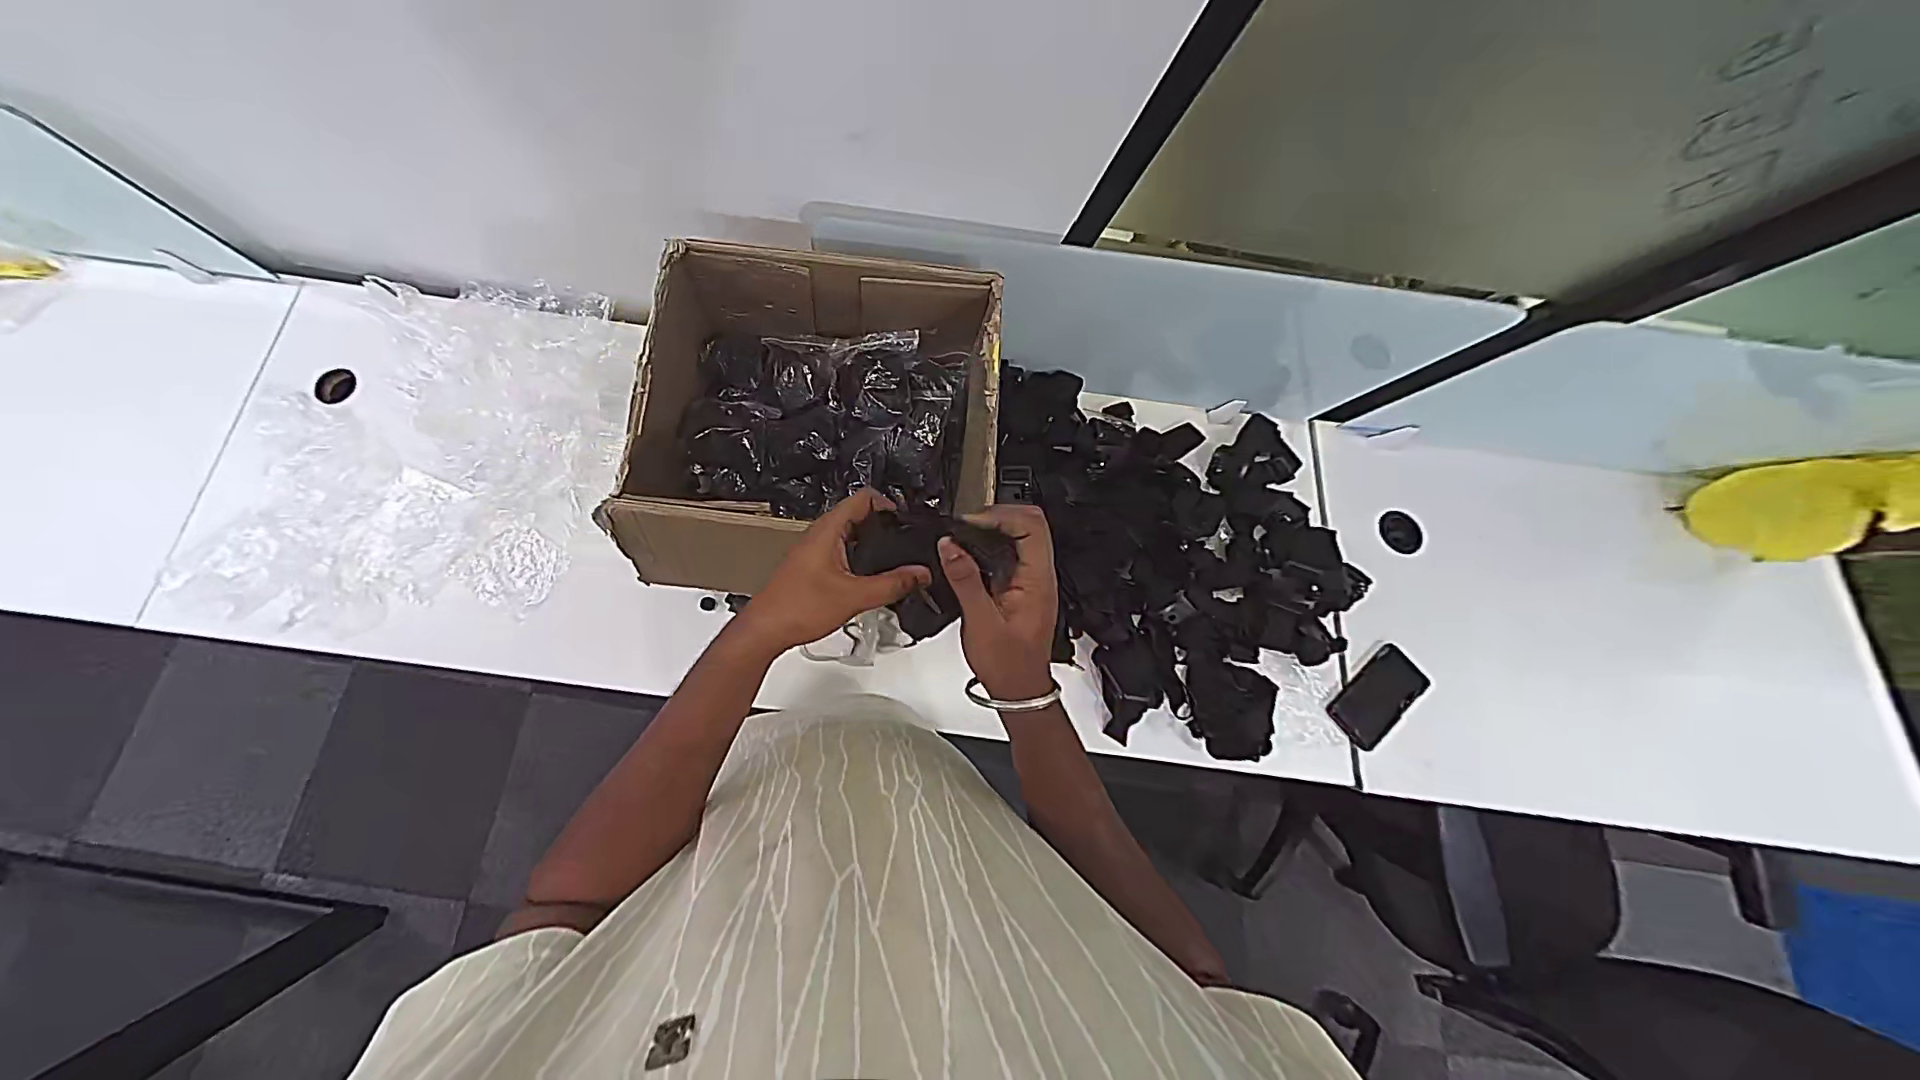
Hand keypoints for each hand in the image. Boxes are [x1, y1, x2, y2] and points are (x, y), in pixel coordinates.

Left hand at [735, 489, 930, 654]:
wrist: (765, 631)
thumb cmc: (795, 608)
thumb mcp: (855, 597)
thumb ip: (893, 584)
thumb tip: (919, 574)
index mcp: (828, 530)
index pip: (864, 498)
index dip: (889, 505)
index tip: (906, 523)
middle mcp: (820, 535)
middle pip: (860, 516)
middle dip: (886, 528)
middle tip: (905, 544)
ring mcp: (815, 550)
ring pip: (852, 537)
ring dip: (873, 547)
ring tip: (893, 563)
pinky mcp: (813, 567)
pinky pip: (843, 554)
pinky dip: (861, 561)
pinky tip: (869, 581)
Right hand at [939, 504, 1059, 699]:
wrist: (1017, 689)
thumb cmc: (1007, 665)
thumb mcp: (980, 622)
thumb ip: (965, 580)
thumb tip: (950, 546)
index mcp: (1037, 581)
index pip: (1032, 527)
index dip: (1001, 516)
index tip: (971, 522)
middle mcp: (1040, 577)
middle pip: (1030, 524)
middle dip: (997, 515)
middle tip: (967, 523)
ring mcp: (1032, 581)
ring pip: (1021, 537)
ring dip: (992, 530)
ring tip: (964, 535)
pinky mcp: (1021, 588)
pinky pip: (1010, 555)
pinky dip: (989, 547)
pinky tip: (969, 555)